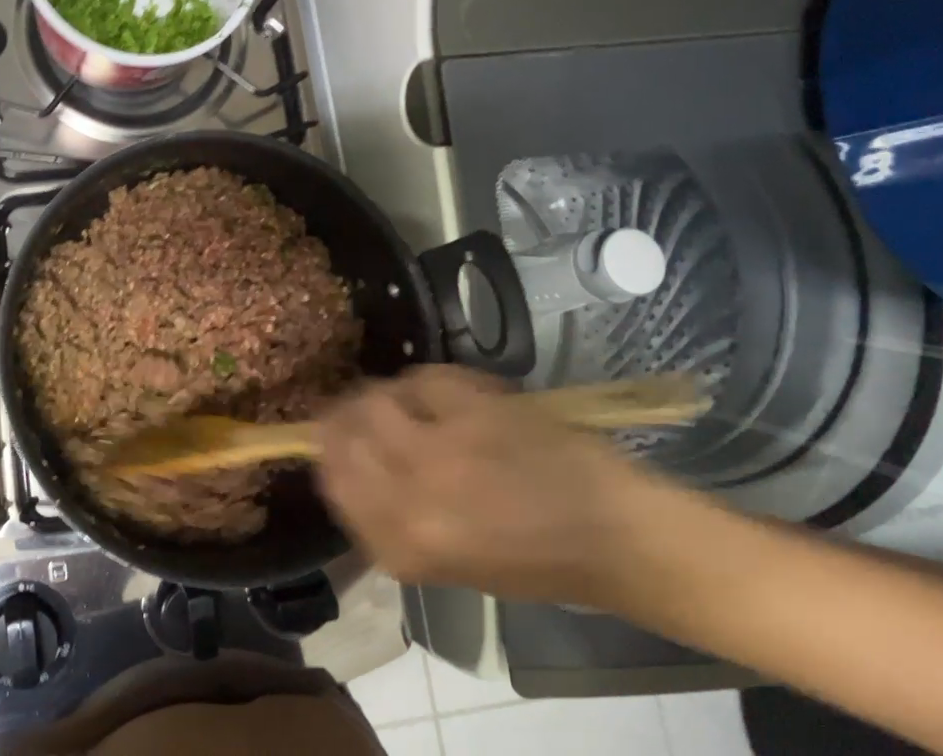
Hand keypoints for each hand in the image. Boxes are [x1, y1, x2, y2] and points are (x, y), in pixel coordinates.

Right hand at [315, 364, 665, 606]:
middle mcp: (410, 496)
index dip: (328, 450)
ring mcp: (442, 448)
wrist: (614, 538)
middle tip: (360, 409)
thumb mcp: (444, 563)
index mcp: (401, 544)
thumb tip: (347, 466)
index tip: (332, 437)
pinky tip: (443, 395)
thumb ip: (388, 519)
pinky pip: (422, 379)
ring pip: (375, 400)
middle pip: (344, 432)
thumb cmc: (533, 564)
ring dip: (383, 395)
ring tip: (401, 398)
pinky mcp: (476, 410)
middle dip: (345, 417)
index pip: (333, 479)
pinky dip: (424, 381)